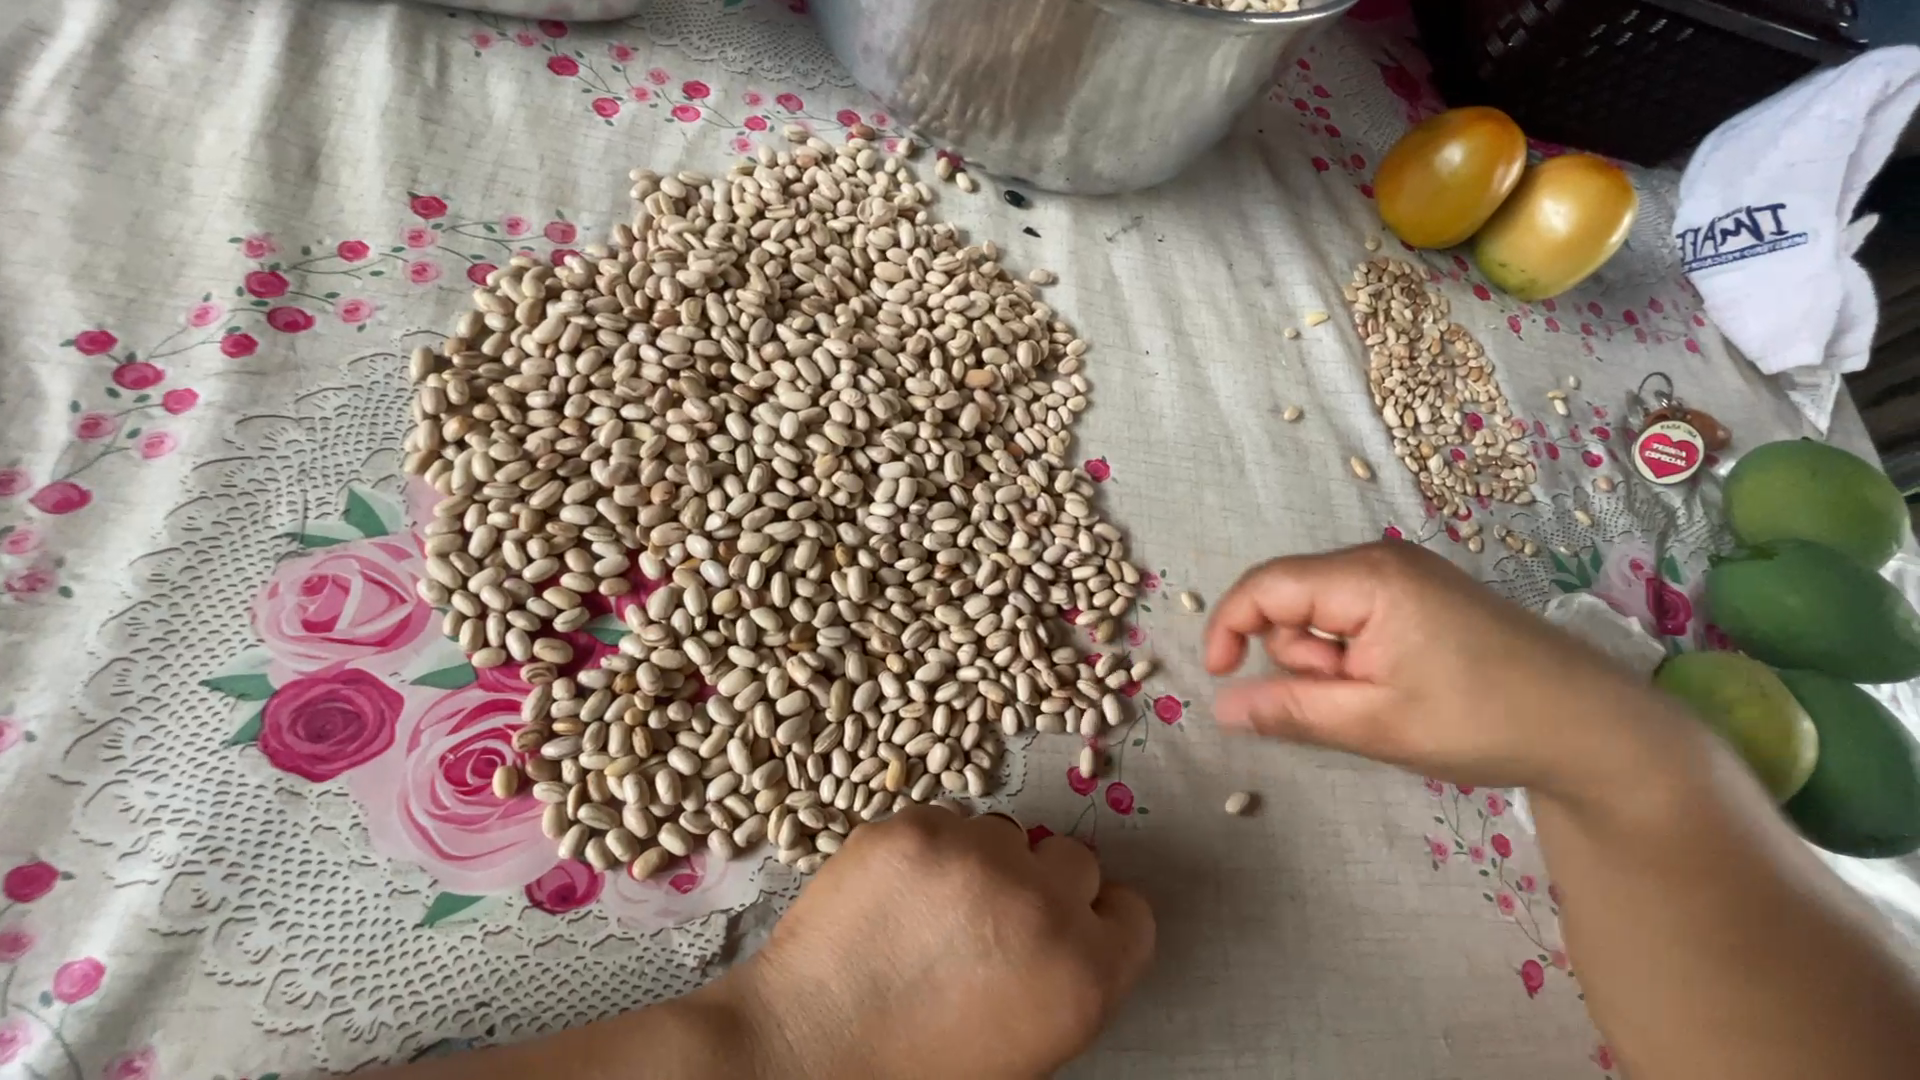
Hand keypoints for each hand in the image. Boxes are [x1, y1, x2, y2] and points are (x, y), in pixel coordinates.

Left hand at [714, 806, 1154, 1078]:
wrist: (811, 1047)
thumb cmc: (923, 1066)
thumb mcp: (1030, 1042)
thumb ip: (1072, 975)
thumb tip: (1083, 919)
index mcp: (1083, 972)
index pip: (1132, 913)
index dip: (1101, 917)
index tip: (1075, 921)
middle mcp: (1041, 902)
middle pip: (1076, 859)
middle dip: (1046, 885)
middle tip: (998, 916)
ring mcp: (975, 853)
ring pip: (1007, 832)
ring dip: (987, 860)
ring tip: (938, 905)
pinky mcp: (917, 824)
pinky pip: (949, 819)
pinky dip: (934, 847)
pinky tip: (901, 889)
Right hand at [1203, 541, 1689, 800]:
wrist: (1597, 730)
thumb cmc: (1482, 722)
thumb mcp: (1373, 723)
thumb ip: (1288, 708)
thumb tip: (1219, 707)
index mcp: (1369, 578)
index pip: (1266, 586)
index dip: (1230, 626)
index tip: (1219, 676)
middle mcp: (1381, 560)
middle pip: (1292, 601)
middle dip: (1302, 657)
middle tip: (1353, 701)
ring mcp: (1404, 574)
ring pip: (1320, 614)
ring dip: (1330, 662)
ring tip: (1385, 696)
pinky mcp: (1419, 594)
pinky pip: (1352, 619)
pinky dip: (1354, 656)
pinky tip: (1398, 684)